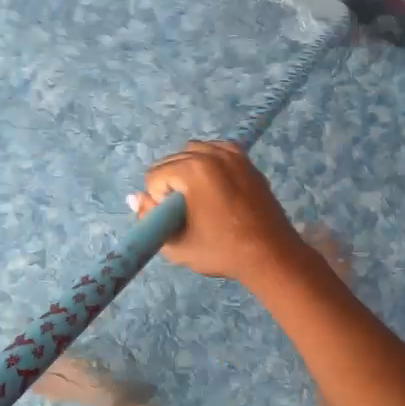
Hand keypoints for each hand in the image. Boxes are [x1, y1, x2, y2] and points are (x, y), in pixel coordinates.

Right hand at [132, 141, 310, 283]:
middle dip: (170, 184)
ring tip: (198, 201)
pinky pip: (215, 151)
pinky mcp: (246, 160)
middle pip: (172, 160)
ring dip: (187, 172)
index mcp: (193, 169)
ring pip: (193, 152)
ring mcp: (232, 154)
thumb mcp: (176, 244)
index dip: (157, 201)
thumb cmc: (221, 251)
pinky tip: (213, 188)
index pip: (155, 176)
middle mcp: (212, 153)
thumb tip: (135, 198)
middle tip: (184, 213)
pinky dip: (208, 164)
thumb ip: (149, 219)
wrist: (269, 253)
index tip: (175, 220)